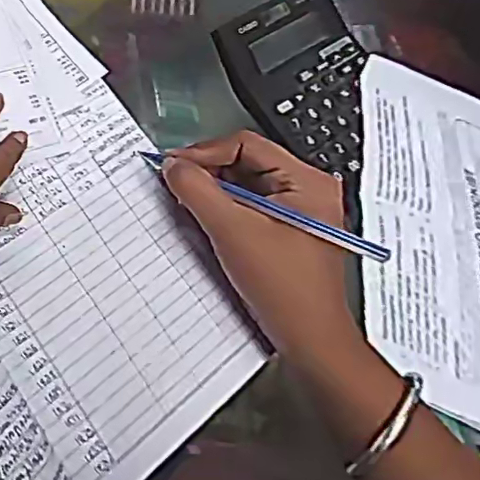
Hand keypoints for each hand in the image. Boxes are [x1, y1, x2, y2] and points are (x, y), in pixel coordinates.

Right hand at [160, 130, 353, 350]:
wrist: (306, 334)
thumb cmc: (284, 286)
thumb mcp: (232, 230)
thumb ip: (197, 190)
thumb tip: (173, 165)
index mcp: (307, 182)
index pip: (245, 145)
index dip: (203, 153)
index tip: (172, 167)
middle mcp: (305, 190)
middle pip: (242, 162)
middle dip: (205, 172)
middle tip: (175, 185)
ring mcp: (294, 209)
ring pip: (240, 183)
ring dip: (210, 191)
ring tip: (189, 206)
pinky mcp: (281, 227)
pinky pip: (243, 204)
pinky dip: (219, 208)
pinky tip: (205, 221)